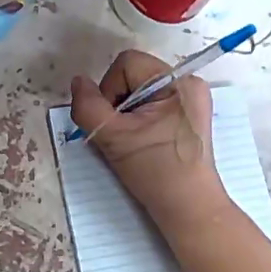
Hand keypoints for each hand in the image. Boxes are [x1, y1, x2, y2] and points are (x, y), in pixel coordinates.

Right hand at [69, 50, 233, 233]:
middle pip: (134, 75)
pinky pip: (153, 104)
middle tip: (122, 134)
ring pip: (141, 91)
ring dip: (127, 112)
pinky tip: (144, 142)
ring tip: (134, 140)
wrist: (188, 208)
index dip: (110, 89)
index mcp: (178, 82)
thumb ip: (88, 106)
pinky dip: (140, 119)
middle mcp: (189, 83)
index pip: (126, 64)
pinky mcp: (189, 116)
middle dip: (118, 101)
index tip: (114, 122)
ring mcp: (191, 100)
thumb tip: (78, 82)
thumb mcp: (113, 138)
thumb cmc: (156, 172)